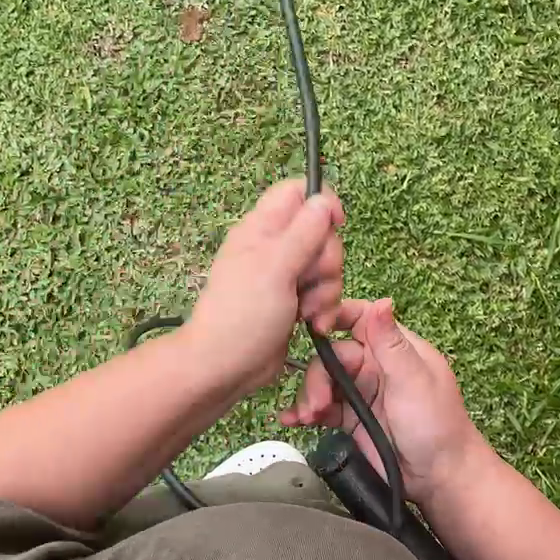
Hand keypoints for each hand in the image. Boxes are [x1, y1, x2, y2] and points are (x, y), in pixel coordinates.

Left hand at [185, 180, 345, 393]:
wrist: (224, 366)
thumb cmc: (243, 314)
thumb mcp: (275, 268)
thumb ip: (303, 233)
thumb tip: (323, 199)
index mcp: (262, 228)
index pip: (297, 193)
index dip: (322, 203)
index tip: (334, 227)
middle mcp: (274, 247)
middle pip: (321, 232)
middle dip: (326, 261)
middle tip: (309, 282)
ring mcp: (283, 275)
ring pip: (325, 265)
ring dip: (326, 290)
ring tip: (308, 312)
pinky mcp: (293, 300)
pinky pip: (321, 292)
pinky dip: (323, 308)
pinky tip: (314, 324)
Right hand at [277, 298, 492, 505]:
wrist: (438, 479)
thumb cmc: (435, 424)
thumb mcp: (414, 380)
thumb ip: (391, 343)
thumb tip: (382, 301)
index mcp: (394, 349)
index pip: (359, 319)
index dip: (333, 318)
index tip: (311, 328)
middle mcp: (375, 367)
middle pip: (333, 356)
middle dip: (318, 376)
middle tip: (315, 403)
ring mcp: (361, 393)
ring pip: (323, 382)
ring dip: (309, 396)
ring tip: (306, 417)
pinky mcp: (350, 419)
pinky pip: (322, 408)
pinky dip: (305, 412)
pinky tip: (292, 420)